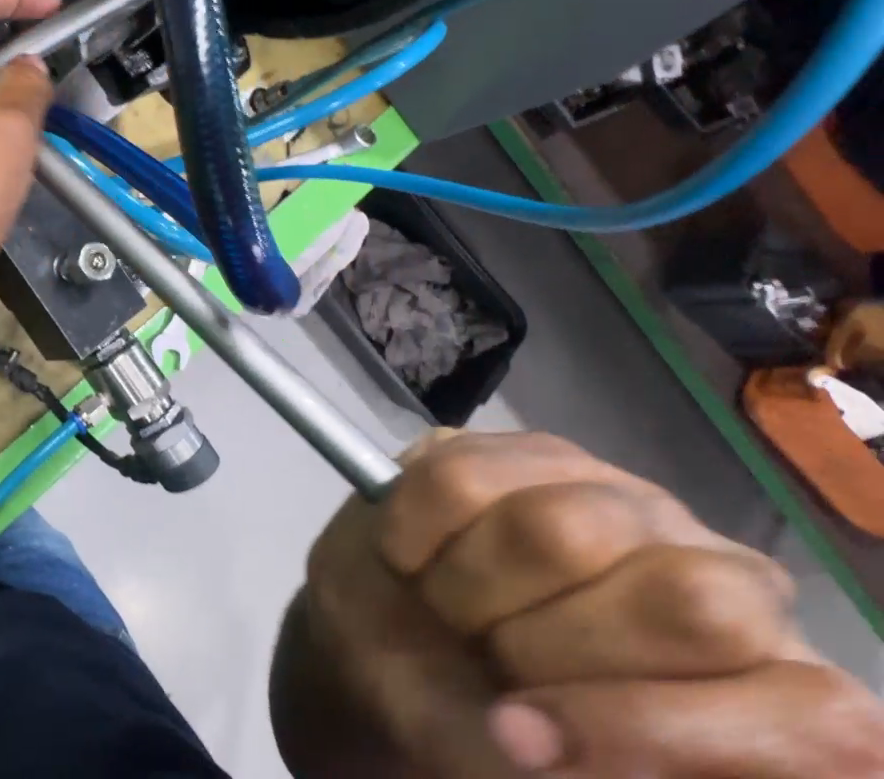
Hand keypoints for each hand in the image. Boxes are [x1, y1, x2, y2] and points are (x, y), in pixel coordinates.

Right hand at [278, 431, 883, 777]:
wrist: (378, 634)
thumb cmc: (466, 715)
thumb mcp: (505, 769)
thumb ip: (560, 769)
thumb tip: (521, 735)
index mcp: (769, 700)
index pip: (818, 721)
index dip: (659, 727)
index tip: (520, 741)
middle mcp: (726, 585)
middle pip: (691, 602)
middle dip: (548, 644)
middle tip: (491, 658)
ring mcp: (627, 500)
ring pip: (557, 529)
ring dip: (467, 585)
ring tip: (451, 604)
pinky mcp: (529, 449)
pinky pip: (459, 479)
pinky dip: (413, 531)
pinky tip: (416, 554)